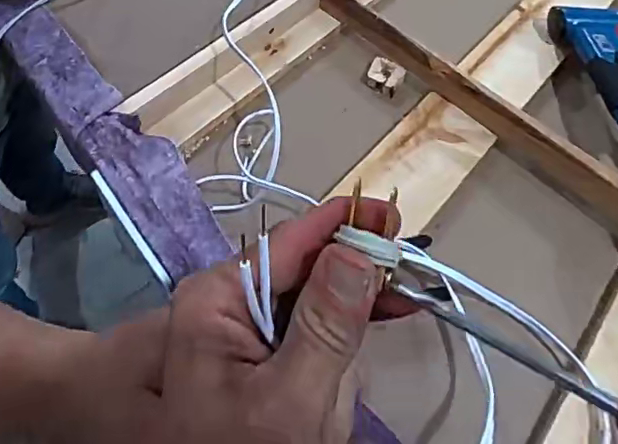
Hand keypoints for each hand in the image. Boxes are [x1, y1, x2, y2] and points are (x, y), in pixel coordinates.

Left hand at [155, 197, 413, 442]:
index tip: (391, 216)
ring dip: (344, 322)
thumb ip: (326, 323)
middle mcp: (218, 303)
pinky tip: (352, 361)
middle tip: (401, 290)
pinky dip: (333, 340)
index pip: (292, 239)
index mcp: (215, 299)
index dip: (345, 221)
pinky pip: (299, 331)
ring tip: (364, 354)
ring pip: (308, 300)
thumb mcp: (293, 402)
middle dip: (350, 281)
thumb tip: (356, 249)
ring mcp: (231, 332)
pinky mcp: (248, 359)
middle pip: (303, 267)